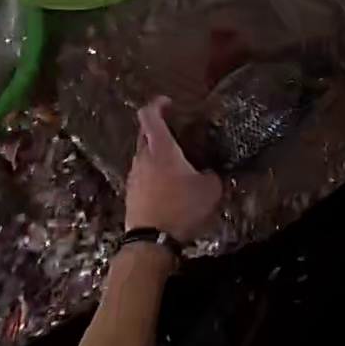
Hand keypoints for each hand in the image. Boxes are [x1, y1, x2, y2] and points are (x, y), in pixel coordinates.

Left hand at [124, 98, 223, 242]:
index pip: (150, 115)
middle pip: (145, 133)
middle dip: (159, 127)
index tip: (170, 102)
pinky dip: (154, 171)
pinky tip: (170, 184)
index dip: (158, 104)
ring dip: (157, 152)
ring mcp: (134, 176)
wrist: (151, 243)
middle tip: (178, 130)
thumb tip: (211, 172)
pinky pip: (143, 173)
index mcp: (161, 149)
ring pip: (143, 154)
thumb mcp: (211, 189)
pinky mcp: (131, 193)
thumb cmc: (182, 208)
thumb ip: (213, 174)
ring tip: (178, 161)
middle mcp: (143, 158)